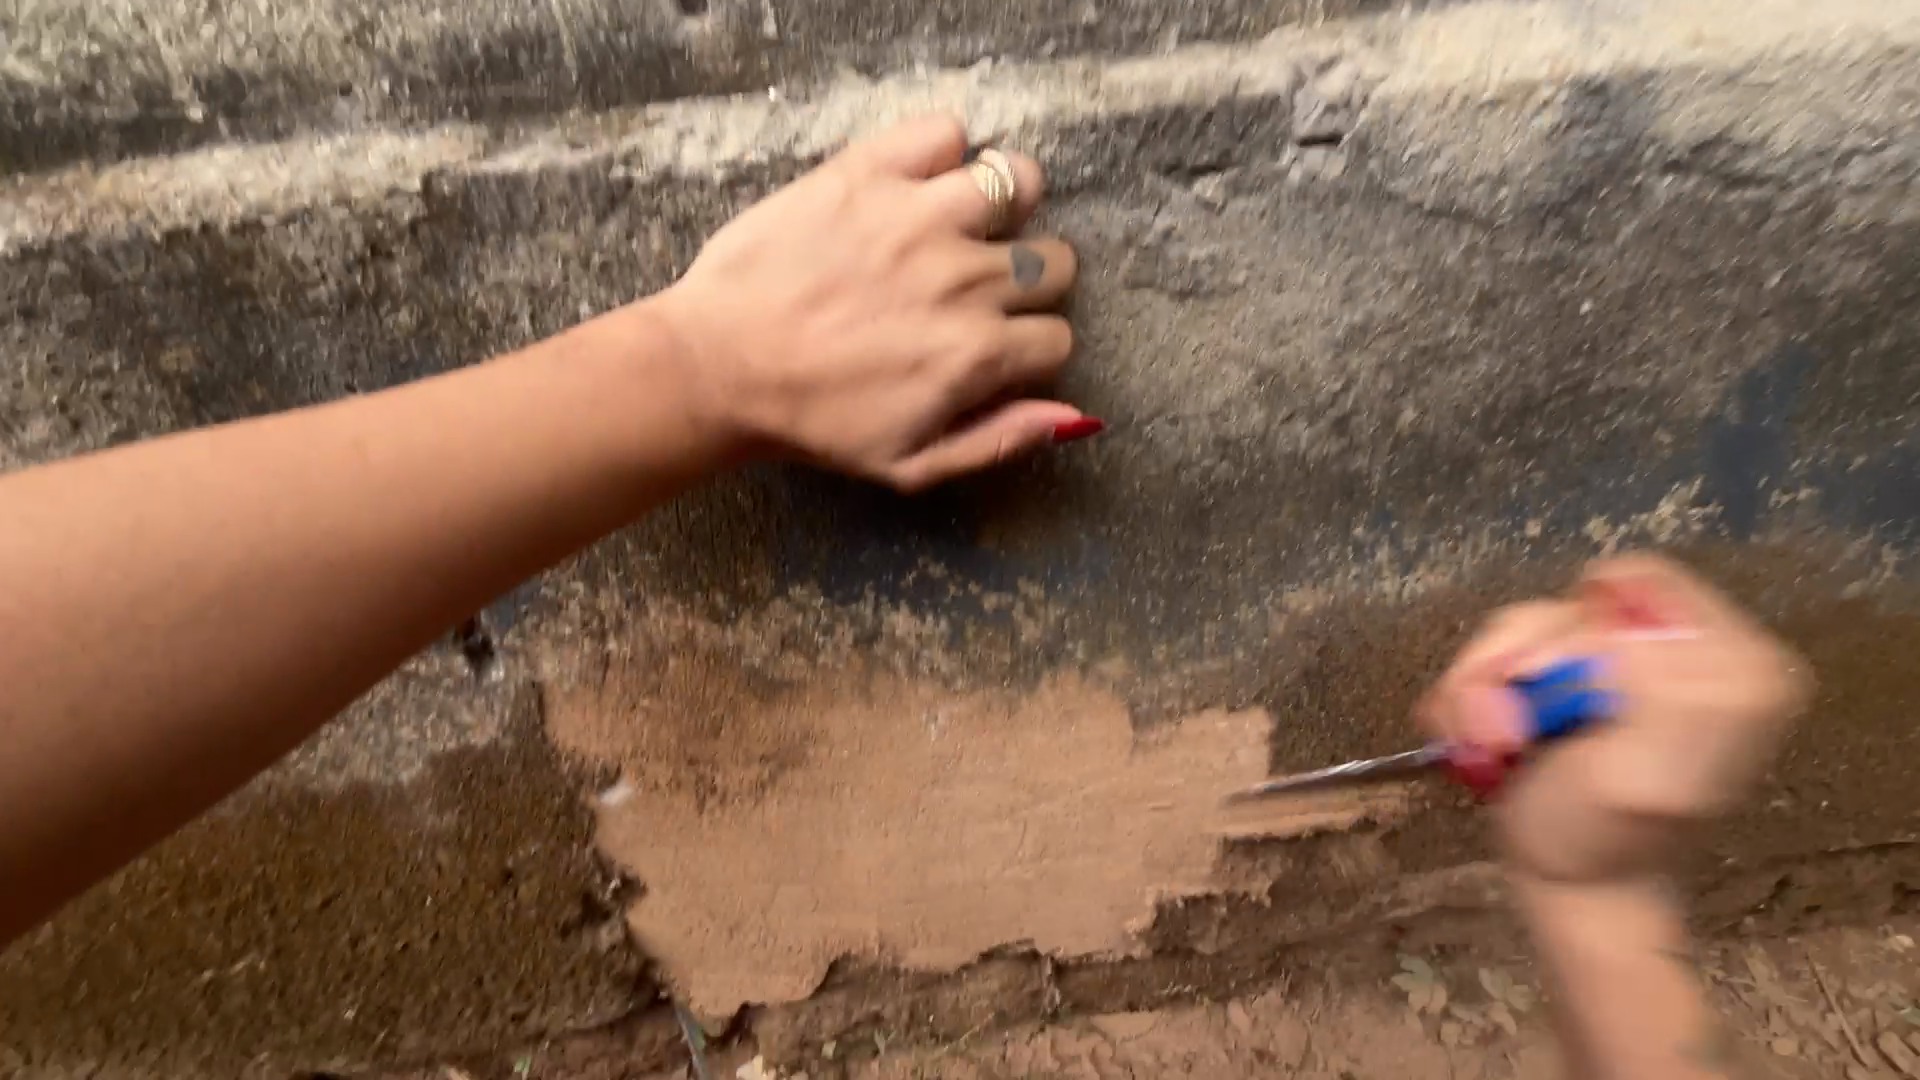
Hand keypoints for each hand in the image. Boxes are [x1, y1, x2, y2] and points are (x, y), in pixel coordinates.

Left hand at [650, 115, 1089, 491]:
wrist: (722, 366)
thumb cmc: (816, 422)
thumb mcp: (912, 464)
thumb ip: (1000, 440)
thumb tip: (1077, 418)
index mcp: (976, 356)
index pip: (1057, 337)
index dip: (1030, 350)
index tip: (996, 351)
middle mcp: (964, 281)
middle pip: (1053, 263)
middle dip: (1029, 285)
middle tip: (979, 295)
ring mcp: (920, 218)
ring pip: (1020, 183)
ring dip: (1007, 208)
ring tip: (966, 229)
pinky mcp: (870, 173)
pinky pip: (946, 132)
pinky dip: (944, 154)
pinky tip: (919, 188)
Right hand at [1417, 554, 1811, 883]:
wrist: (1566, 876)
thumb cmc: (1602, 837)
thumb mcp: (1648, 776)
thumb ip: (1667, 696)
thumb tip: (1634, 619)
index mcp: (1721, 664)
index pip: (1635, 584)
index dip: (1574, 631)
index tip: (1552, 690)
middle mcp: (1668, 650)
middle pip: (1556, 610)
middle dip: (1507, 670)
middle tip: (1504, 734)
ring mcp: (1607, 661)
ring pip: (1510, 631)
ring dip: (1477, 690)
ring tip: (1486, 746)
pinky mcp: (1558, 673)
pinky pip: (1488, 652)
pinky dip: (1466, 695)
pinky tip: (1474, 736)